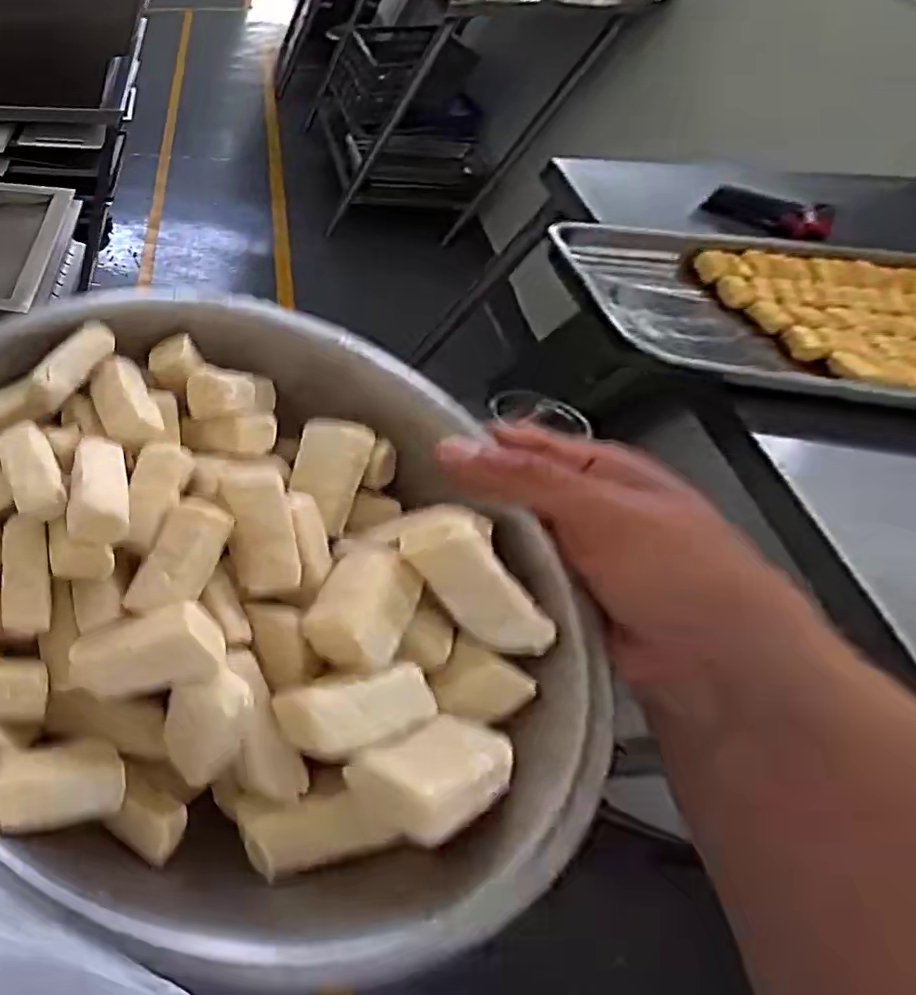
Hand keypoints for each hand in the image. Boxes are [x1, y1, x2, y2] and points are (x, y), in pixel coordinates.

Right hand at [436, 425, 823, 692]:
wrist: (723, 672)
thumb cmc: (681, 576)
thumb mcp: (603, 511)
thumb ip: (523, 477)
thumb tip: (444, 447)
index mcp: (596, 470)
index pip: (515, 443)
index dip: (465, 444)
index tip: (407, 456)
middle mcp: (575, 506)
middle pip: (495, 490)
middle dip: (451, 494)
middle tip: (394, 501)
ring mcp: (560, 552)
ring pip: (491, 533)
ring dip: (458, 538)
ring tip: (404, 537)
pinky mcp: (546, 592)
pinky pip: (497, 573)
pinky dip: (472, 573)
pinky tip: (436, 573)